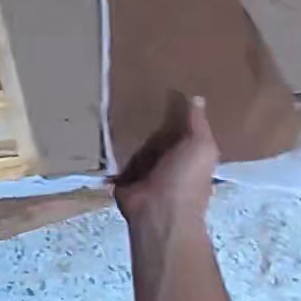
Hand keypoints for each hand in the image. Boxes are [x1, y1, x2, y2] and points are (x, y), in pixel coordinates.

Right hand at [114, 93, 217, 240]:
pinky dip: (107, 146)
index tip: (163, 87)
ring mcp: (144, 171)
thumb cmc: (186, 179)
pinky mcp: (123, 176)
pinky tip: (99, 124)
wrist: (158, 213)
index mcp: (190, 156)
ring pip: (134, 145)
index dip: (176, 112)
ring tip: (112, 100)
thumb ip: (198, 124)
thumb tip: (198, 96)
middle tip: (131, 89)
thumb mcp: (201, 147)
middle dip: (147, 118)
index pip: (183, 130)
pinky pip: (114, 157)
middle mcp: (167, 163)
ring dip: (125, 130)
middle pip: (156, 135)